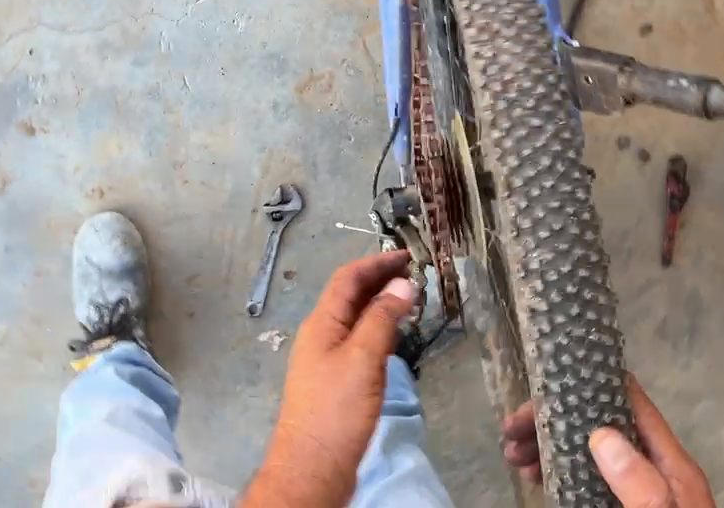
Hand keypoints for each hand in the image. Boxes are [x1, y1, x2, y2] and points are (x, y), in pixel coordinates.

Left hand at [241, 250, 417, 507]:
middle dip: (378, 280)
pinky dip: (377, 329)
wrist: (312, 468)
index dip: (375, 263)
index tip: (405, 255)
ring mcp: (326, 358)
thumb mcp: (363, 359)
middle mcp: (320, 334)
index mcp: (321, 322)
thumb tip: (402, 283)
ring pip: (354, 318)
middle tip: (412, 274)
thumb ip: (382, 319)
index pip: (347, 278)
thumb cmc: (336, 410)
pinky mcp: (335, 381)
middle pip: (349, 295)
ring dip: (379, 304)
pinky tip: (393, 337)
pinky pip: (357, 341)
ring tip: (408, 299)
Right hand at [501, 376, 713, 507]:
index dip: (589, 380)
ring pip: (586, 449)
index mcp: (668, 466)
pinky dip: (556, 469)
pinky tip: (535, 476)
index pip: (630, 400)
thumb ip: (642, 489)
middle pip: (597, 423)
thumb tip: (602, 434)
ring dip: (546, 443)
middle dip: (551, 418)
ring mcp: (635, 492)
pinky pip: (584, 477)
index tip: (544, 379)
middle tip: (511, 430)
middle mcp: (651, 470)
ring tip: (513, 454)